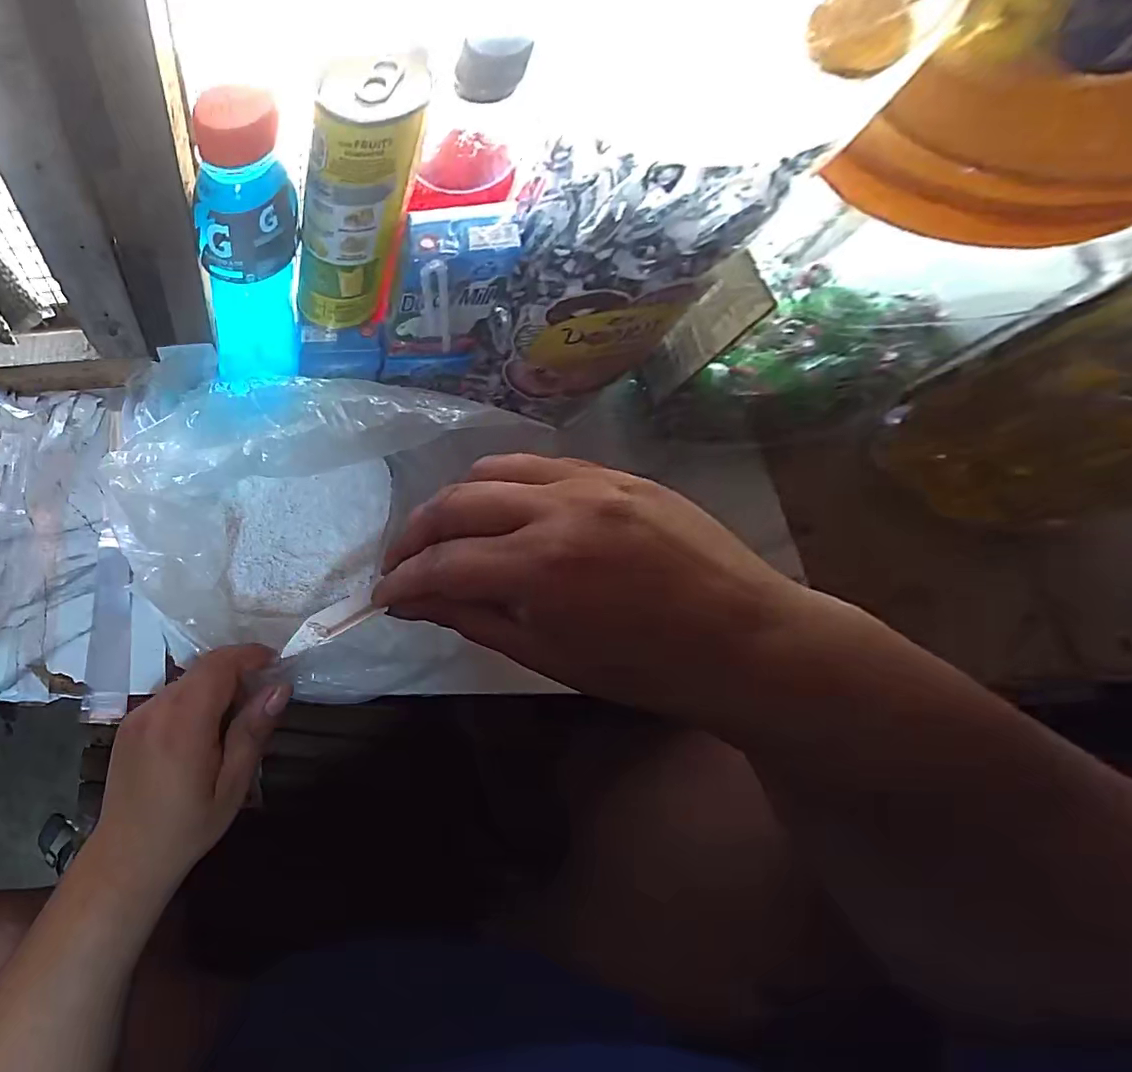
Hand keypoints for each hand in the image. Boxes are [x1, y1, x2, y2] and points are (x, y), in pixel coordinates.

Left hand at [84, 645, 289, 897]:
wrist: (127, 857)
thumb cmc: (187, 828)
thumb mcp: (231, 786)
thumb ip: (252, 731)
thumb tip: (278, 688)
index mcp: (183, 724)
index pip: (217, 666)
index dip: (247, 655)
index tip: (274, 660)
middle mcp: (155, 709)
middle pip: (201, 670)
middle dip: (234, 672)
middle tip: (260, 698)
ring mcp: (137, 714)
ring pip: (184, 682)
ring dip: (213, 687)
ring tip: (232, 722)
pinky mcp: (128, 723)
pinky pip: (167, 698)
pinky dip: (191, 701)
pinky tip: (200, 735)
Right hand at [373, 454, 813, 714]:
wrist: (750, 642)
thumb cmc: (643, 668)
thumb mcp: (543, 653)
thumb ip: (468, 618)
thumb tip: (409, 602)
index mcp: (541, 567)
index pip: (442, 565)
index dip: (401, 582)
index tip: (382, 597)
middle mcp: (557, 509)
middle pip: (453, 504)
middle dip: (412, 536)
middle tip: (399, 564)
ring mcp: (589, 481)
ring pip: (488, 471)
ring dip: (452, 502)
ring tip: (444, 534)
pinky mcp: (614, 472)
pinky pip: (536, 464)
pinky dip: (500, 485)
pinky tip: (498, 512)